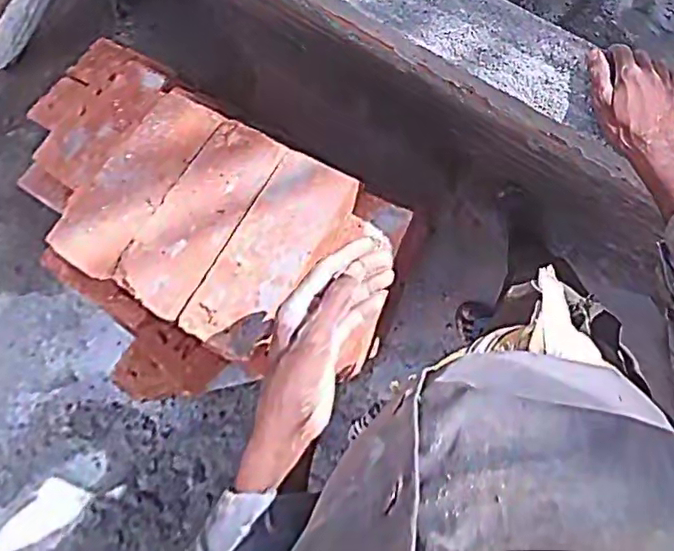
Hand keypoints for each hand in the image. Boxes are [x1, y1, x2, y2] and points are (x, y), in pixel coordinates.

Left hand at [233, 237, 394, 492]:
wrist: (286, 431)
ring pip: (346, 297)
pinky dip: (365, 304)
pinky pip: (350, 317)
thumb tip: (353, 273)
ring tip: (387, 271)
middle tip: (385, 254)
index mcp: (297, 309)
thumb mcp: (314, 342)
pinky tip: (377, 298)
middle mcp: (306, 315)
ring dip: (367, 283)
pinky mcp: (326, 347)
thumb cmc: (290, 392)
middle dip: (363, 265)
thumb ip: (334, 305)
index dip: (350, 253)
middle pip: (339, 280)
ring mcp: (317, 331)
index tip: (371, 242)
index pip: (327, 269)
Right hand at [587, 45, 673, 218]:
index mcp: (628, 74)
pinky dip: (664, 75)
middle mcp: (649, 73)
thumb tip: (595, 55)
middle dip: (629, 60)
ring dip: (646, 67)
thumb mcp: (602, 105)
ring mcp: (665, 82)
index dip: (612, 54)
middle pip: (638, 54)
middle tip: (621, 74)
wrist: (655, 150)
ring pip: (655, 63)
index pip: (620, 50)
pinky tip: (657, 85)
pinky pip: (671, 74)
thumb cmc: (626, 132)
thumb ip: (598, 76)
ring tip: (639, 81)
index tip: (609, 61)